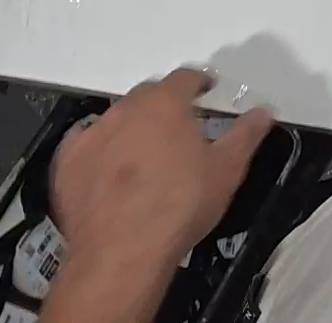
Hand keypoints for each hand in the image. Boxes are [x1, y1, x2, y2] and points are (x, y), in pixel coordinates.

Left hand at [51, 69, 273, 270]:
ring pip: (117, 115)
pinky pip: (84, 140)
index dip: (199, 82)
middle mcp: (127, 108)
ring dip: (133, 123)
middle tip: (180, 125)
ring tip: (145, 148)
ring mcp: (93, 134)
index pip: (185, 77)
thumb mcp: (227, 170)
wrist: (122, 254)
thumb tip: (265, 111)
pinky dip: (98, 145)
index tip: (207, 92)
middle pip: (149, 93)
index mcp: (166, 103)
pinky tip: (106, 162)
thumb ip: (246, 134)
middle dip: (165, 103)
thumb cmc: (180, 205)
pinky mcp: (67, 163)